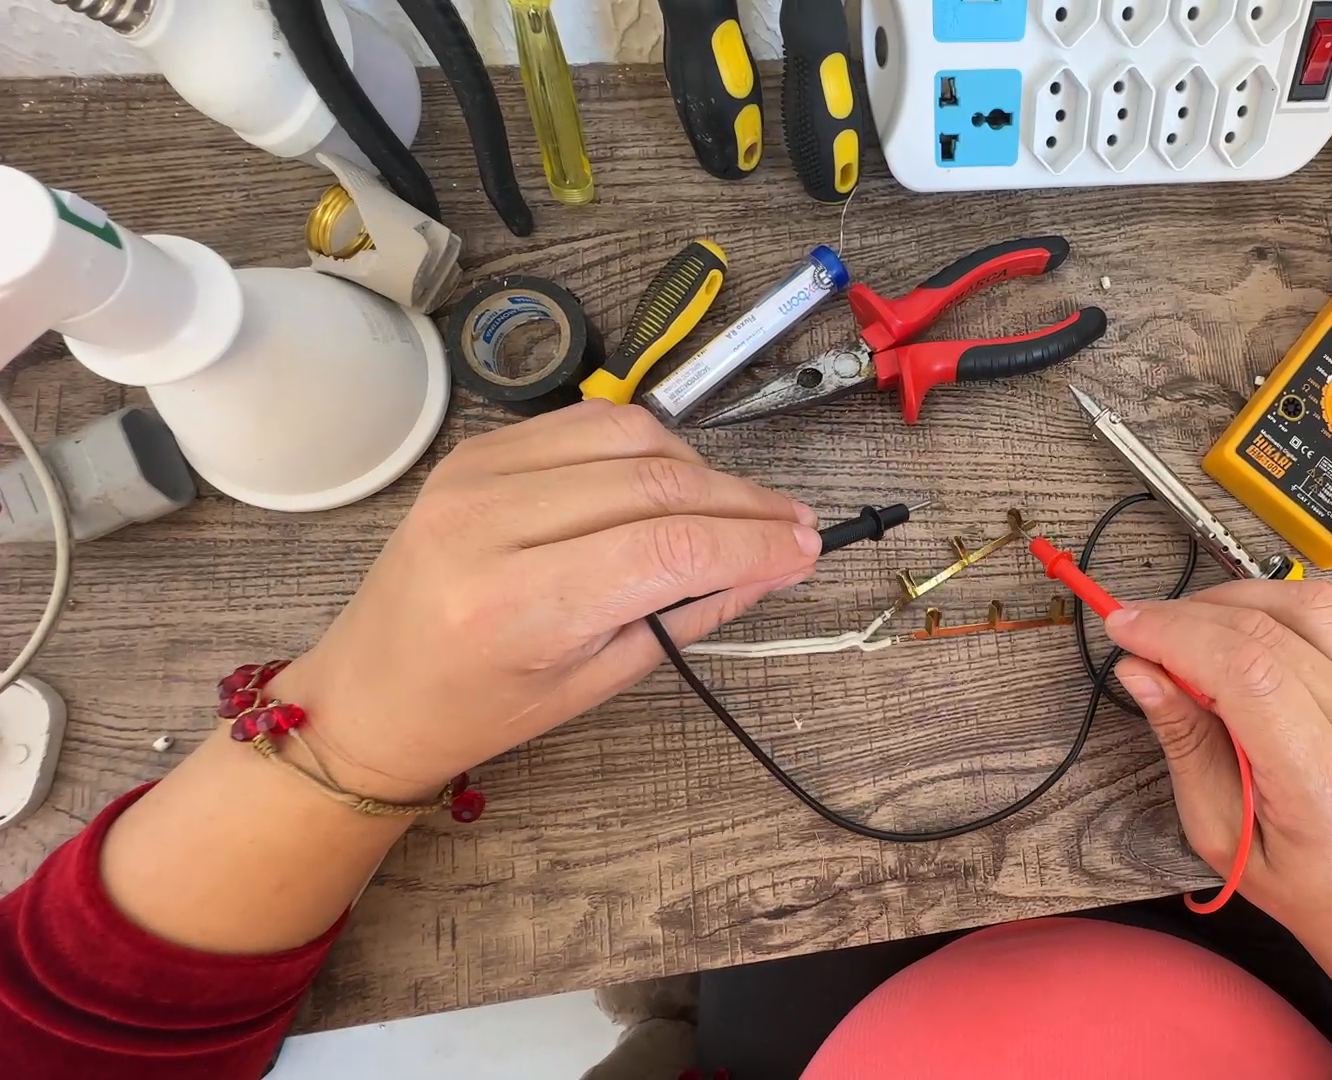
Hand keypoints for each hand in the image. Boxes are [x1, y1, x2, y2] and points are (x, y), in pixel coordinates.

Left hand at [273, 400, 820, 800]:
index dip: (756, 542)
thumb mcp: (606, 677)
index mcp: (519, 606)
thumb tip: (778, 565)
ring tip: (741, 511)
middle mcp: (491, 523)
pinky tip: (682, 481)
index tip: (809, 548)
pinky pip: (596, 423)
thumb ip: (698, 610)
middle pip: (661, 486)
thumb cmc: (491, 706)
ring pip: (637, 439)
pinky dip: (658, 447)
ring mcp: (477, 473)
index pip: (672, 548)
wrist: (372, 690)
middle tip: (797, 526)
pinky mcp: (479, 449)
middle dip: (748, 505)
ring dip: (708, 472)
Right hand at [1104, 580, 1331, 1033]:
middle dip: (1184, 617)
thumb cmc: (1294, 876)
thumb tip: (1138, 669)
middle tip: (1134, 627)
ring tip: (1183, 626)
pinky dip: (1269, 597)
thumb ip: (1183, 742)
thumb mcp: (1216, 830)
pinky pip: (1328, 606)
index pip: (1249, 675)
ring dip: (1227, 600)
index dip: (1177, 636)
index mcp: (1328, 785)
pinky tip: (1233, 620)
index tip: (1121, 629)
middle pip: (1267, 633)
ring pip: (1302, 603)